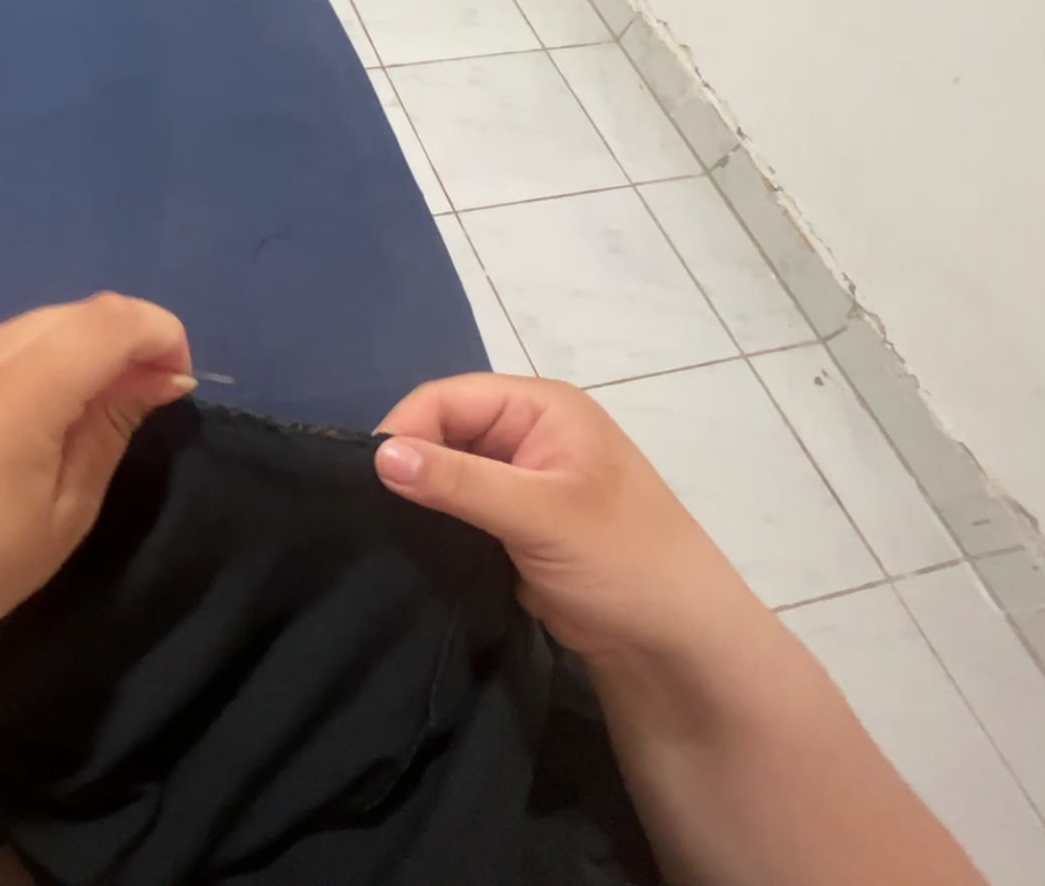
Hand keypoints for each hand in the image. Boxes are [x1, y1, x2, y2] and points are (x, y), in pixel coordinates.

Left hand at [0, 293, 194, 663]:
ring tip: (119, 397)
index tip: (179, 384)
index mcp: (18, 396)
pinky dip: (70, 349)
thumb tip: (165, 375)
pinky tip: (76, 393)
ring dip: (103, 342)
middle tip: (157, 393)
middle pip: (88, 310)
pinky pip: (30, 333)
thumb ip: (115, 423)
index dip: (161, 336)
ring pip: (60, 316)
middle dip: (138, 337)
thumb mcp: (72, 503)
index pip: (110, 321)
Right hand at [373, 373, 769, 665]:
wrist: (675, 647)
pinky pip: (453, 502)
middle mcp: (525, 430)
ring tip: (383, 522)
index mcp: (540, 407)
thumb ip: (458, 481)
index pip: (447, 398)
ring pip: (443, 467)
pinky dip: (431, 516)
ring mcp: (516, 475)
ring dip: (417, 491)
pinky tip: (410, 537)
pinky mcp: (507, 517)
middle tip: (373, 505)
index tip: (370, 478)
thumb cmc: (624, 562)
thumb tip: (377, 455)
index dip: (405, 429)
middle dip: (408, 461)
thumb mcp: (541, 514)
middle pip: (441, 428)